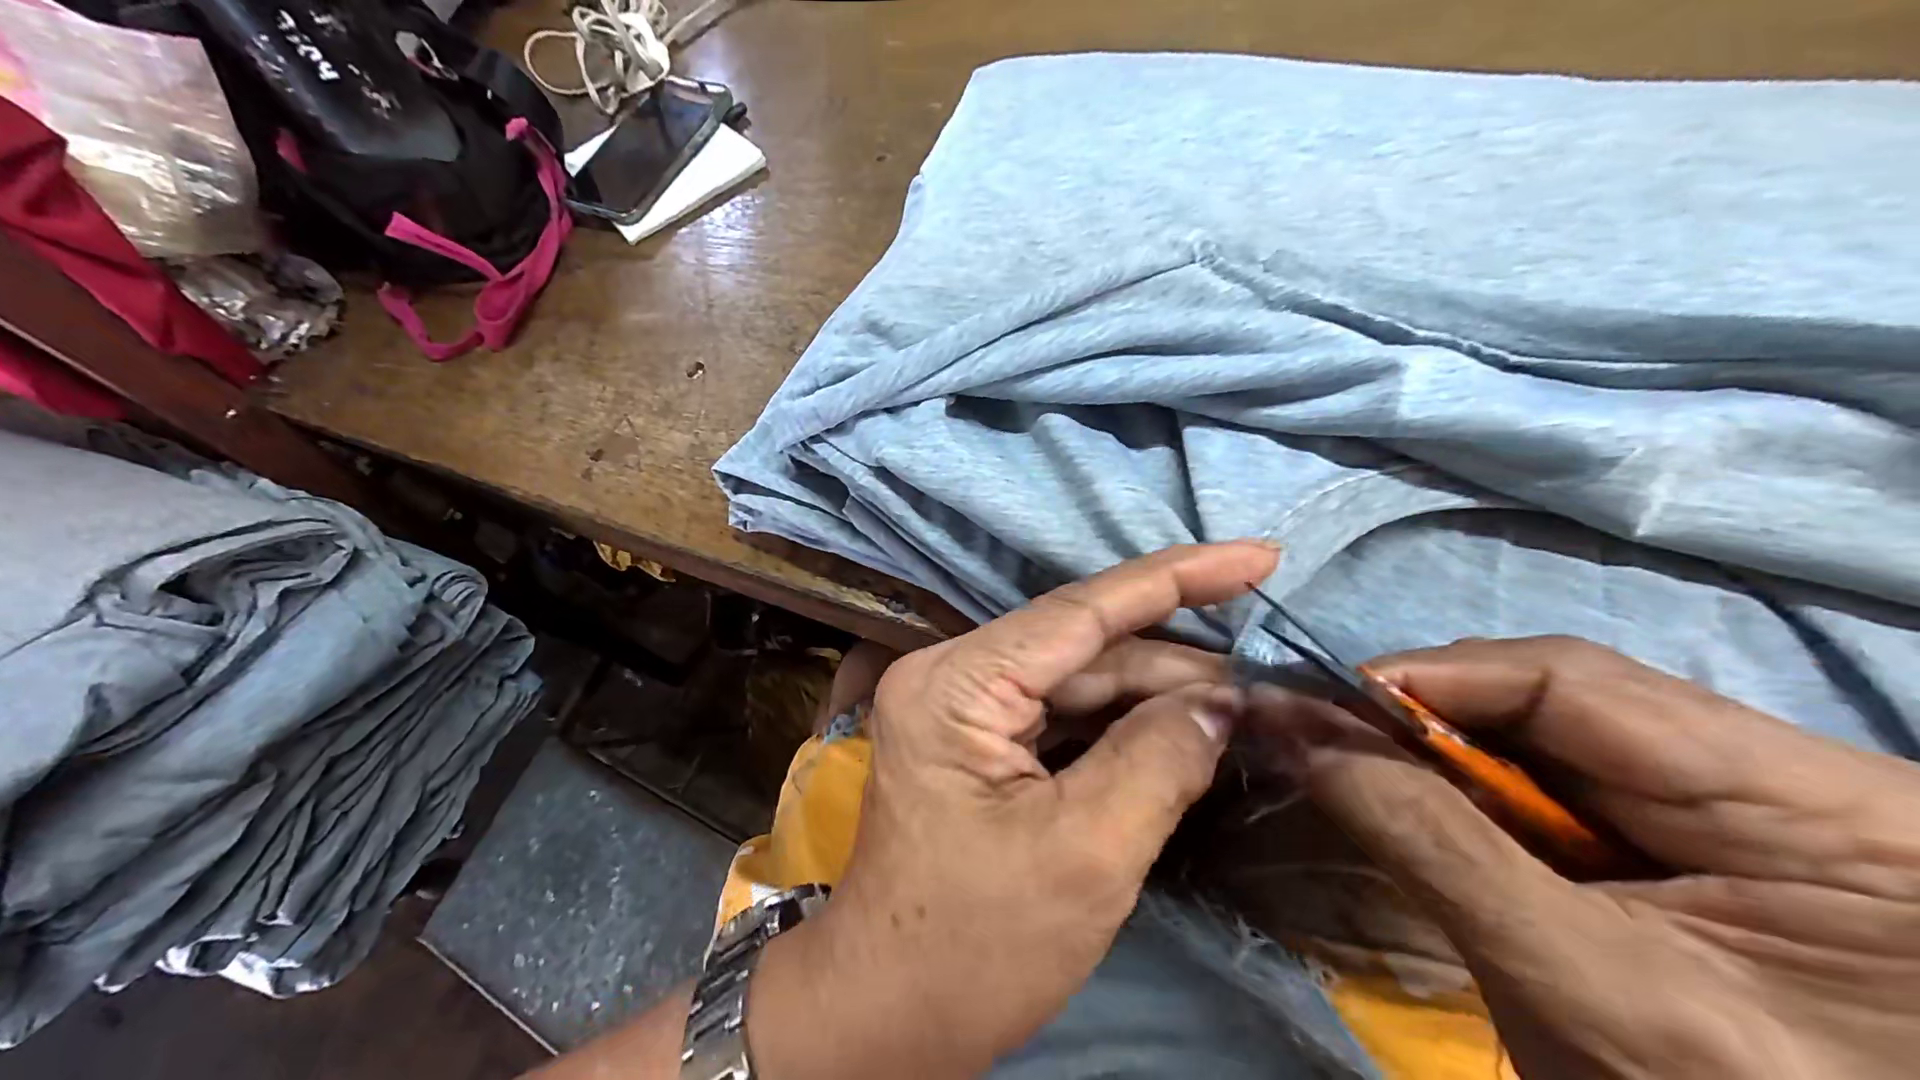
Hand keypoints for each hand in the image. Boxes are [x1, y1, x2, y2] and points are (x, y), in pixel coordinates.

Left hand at [746, 541, 1279, 1079]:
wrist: (889, 1017)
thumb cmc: (976, 947)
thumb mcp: (1087, 854)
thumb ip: (1162, 758)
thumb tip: (1224, 699)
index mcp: (957, 684)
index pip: (1081, 611)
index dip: (1177, 579)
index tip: (1258, 556)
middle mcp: (953, 676)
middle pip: (1087, 648)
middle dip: (1180, 662)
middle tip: (1270, 678)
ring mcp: (963, 708)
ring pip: (1082, 682)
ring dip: (1160, 695)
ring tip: (1244, 708)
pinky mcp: (979, 742)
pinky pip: (1066, 715)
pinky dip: (1127, 724)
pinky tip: (1185, 731)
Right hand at [1251, 636, 1919, 1079]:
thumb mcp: (1582, 990)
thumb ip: (1439, 847)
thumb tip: (1303, 738)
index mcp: (1825, 804)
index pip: (1578, 681)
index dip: (1433, 679)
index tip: (1325, 707)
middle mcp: (1793, 779)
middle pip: (1561, 700)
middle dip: (1427, 720)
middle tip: (1323, 738)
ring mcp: (1750, 810)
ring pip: (1553, 738)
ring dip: (1444, 757)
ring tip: (1358, 768)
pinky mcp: (1707, 844)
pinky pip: (1566, 785)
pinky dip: (1480, 795)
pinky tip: (1431, 810)